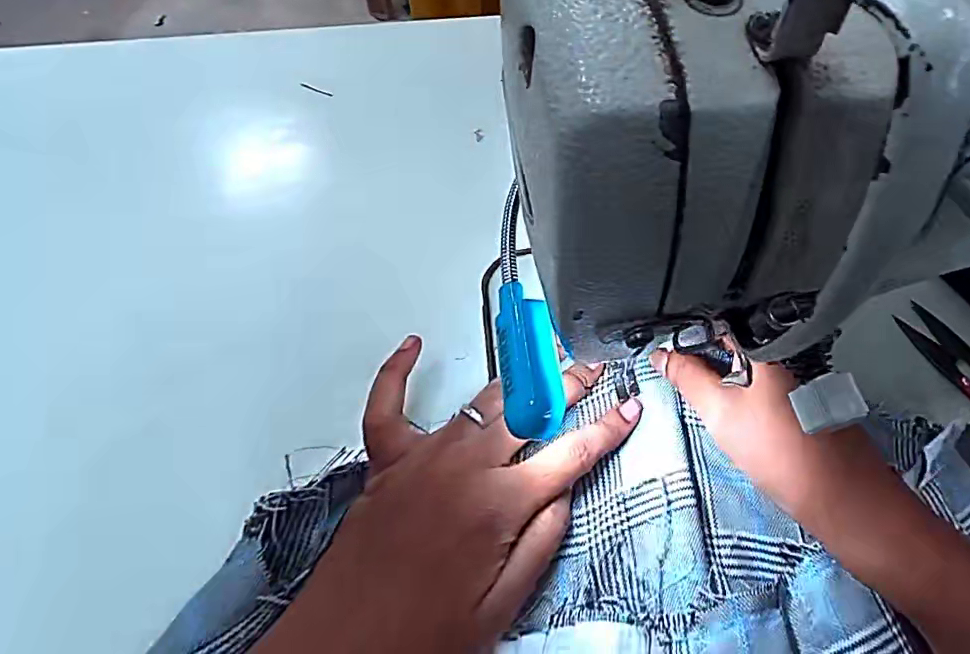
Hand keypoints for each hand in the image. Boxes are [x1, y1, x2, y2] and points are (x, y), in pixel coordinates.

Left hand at [258, 337, 641, 652]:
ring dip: (516, 380)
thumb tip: (564, 494)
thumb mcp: (500, 608)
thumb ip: (540, 543)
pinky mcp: (388, 459)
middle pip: (530, 410)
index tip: (627, 410)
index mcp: (498, 506)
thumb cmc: (419, 638)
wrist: (343, 648)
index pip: (570, 454)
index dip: (607, 429)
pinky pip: (387, 404)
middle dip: (566, 385)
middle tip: (588, 370)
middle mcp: (464, 468)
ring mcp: (424, 456)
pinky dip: (396, 371)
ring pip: (480, 401)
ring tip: (541, 364)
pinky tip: (411, 346)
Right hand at [653, 349, 969, 653]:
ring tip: (706, 395)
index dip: (686, 334)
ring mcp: (799, 366)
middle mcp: (785, 346)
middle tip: (682, 377)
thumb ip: (686, 378)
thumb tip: (660, 355)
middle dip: (704, 354)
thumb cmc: (780, 453)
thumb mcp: (720, 414)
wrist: (843, 500)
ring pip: (748, 358)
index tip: (664, 350)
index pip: (714, 322)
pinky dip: (747, 385)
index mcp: (765, 342)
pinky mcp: (807, 387)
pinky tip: (740, 410)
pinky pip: (766, 374)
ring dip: (724, 371)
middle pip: (731, 338)